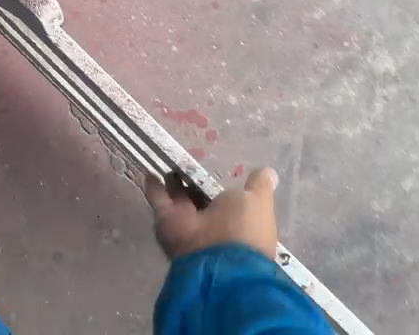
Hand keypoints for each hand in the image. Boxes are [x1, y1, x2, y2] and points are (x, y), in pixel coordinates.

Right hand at [145, 167, 279, 260]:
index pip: (228, 203)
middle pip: (201, 200)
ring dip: (173, 183)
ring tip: (168, 163)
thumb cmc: (242, 227)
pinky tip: (149, 171)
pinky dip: (153, 186)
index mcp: (238, 222)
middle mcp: (213, 224)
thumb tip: (269, 171)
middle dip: (195, 185)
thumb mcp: (257, 202)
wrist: (215, 256)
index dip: (222, 189)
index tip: (216, 171)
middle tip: (187, 164)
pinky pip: (158, 199)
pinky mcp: (166, 220)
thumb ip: (258, 187)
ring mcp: (188, 223)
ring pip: (179, 198)